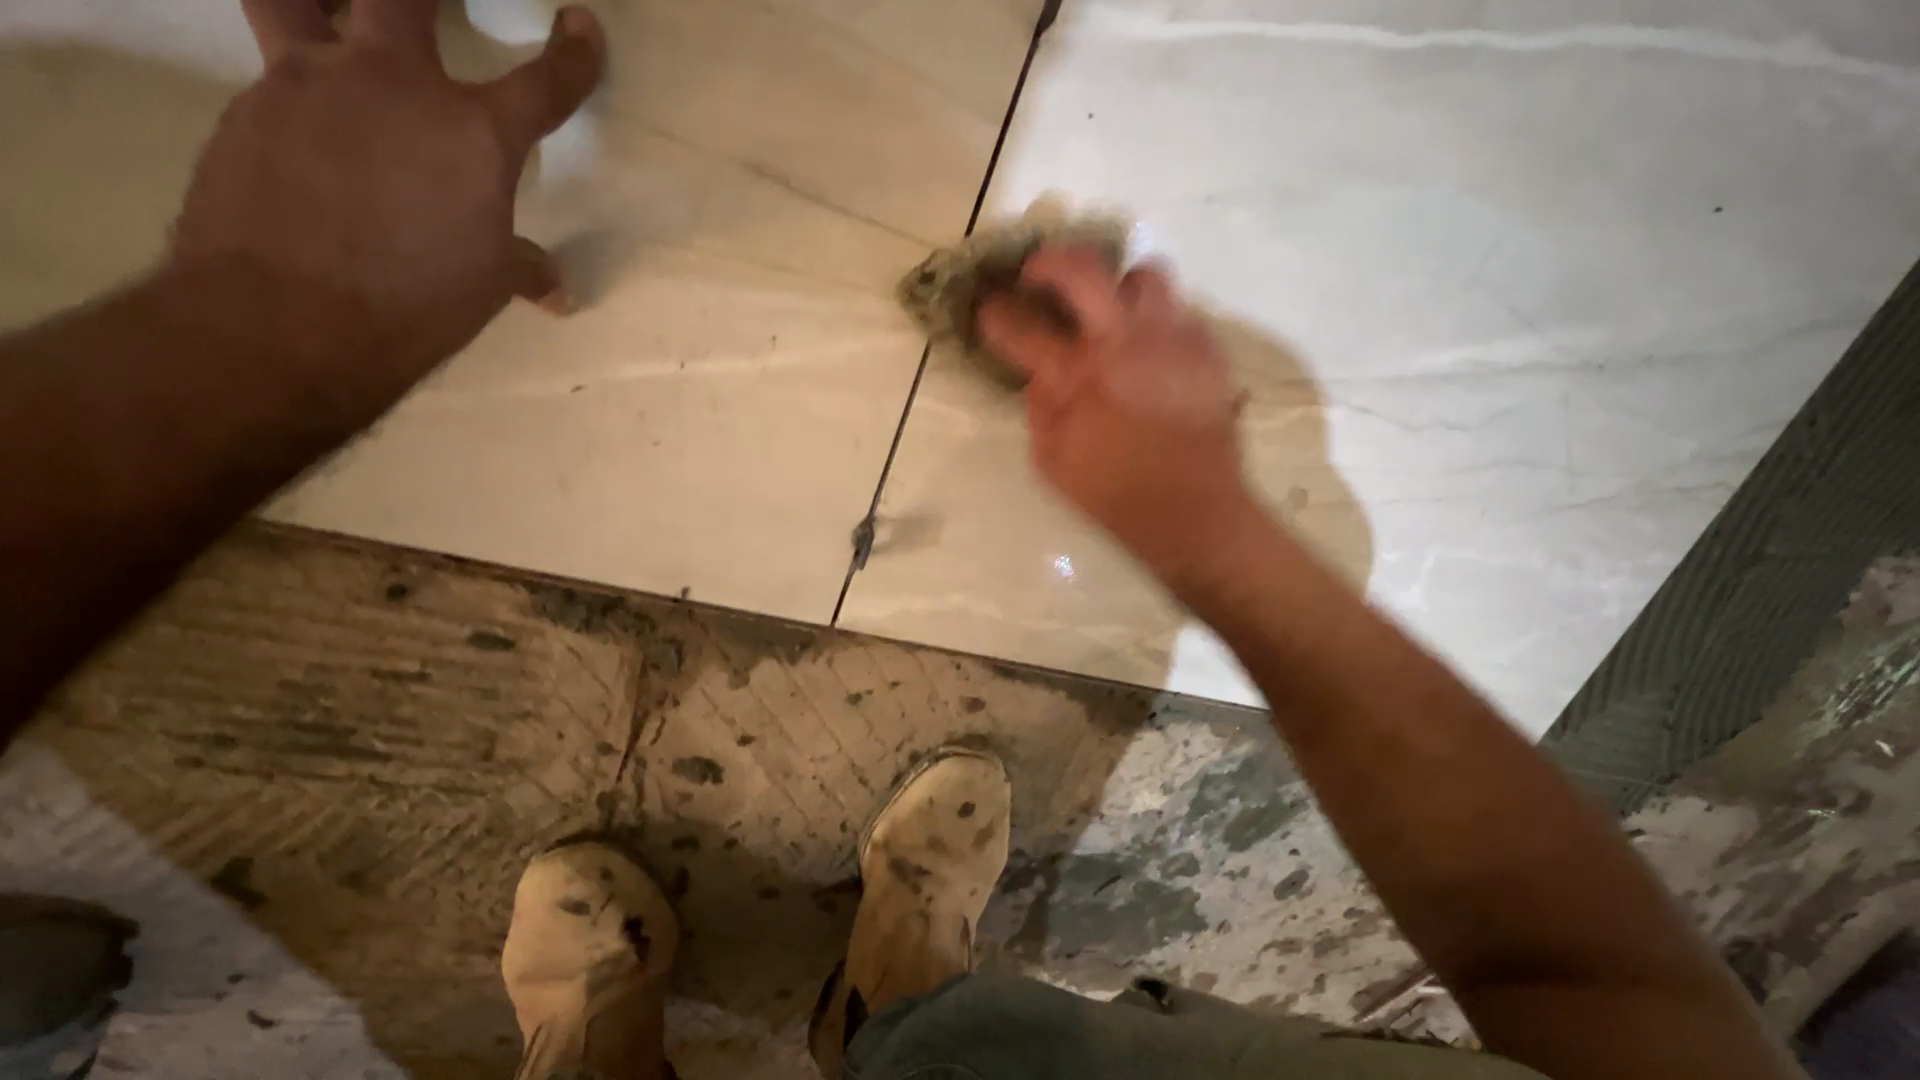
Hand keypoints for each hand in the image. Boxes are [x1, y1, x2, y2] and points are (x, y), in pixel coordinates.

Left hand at [169, 0, 604, 382]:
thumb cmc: (415, 304)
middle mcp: (395, 84)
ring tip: (342, 19)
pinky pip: (276, 66)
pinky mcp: (250, 104)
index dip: (573, 54)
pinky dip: (301, 81)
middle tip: (441, 3)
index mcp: (476, 133)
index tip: (581, 26)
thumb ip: (522, 267)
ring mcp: (312, 83)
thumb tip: (557, 292)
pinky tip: (311, 122)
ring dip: (328, 2)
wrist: (284, 319)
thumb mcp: (487, 284)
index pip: (545, 82)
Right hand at [977, 247, 1255, 579]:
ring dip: (1119, 288)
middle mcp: (1123, 341)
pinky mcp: (1207, 347)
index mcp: (1076, 375)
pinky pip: (1179, 311)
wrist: (1193, 510)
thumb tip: (1040, 372)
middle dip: (1048, 262)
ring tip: (1113, 314)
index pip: (1020, 324)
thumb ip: (1039, 406)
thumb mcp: (1051, 461)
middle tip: (1039, 278)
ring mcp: (1171, 337)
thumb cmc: (1114, 494)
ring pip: (1144, 274)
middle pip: (1080, 267)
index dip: (995, 311)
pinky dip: (1157, 325)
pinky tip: (1152, 354)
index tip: (988, 307)